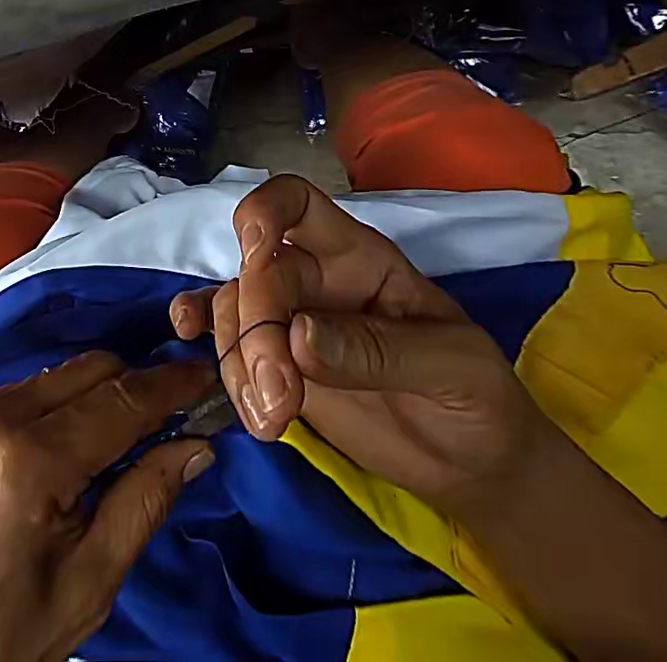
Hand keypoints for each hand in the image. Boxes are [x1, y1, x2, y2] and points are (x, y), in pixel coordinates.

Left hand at [0, 352, 215, 661]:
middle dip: (148, 386)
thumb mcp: (91, 581)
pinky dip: (88, 398)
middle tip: (183, 417)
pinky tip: (99, 437)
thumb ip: (148, 499)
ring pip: (78, 372)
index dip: (177, 385)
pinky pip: (52, 387)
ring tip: (145, 432)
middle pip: (103, 369)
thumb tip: (199, 443)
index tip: (214, 380)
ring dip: (119, 390)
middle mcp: (4, 417)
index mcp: (32, 459)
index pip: (127, 399)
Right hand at [168, 174, 554, 515]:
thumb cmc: (476, 395)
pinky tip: (189, 346)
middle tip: (279, 400)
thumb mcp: (450, 366)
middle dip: (255, 331)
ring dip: (236, 362)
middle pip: (260, 274)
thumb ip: (378, 350)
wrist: (475, 461)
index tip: (256, 259)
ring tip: (271, 420)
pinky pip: (231, 349)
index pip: (300, 205)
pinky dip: (207, 347)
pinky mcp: (282, 372)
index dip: (267, 214)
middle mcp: (321, 282)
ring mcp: (297, 326)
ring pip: (234, 312)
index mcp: (363, 259)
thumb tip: (296, 336)